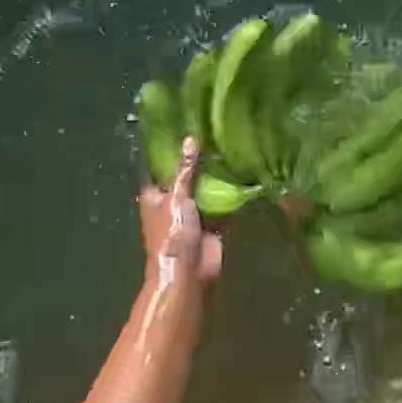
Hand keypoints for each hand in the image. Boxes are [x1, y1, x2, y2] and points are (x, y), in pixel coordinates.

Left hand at [138, 137, 222, 292]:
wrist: (190, 273)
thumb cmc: (172, 234)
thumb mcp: (177, 197)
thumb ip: (185, 170)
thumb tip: (190, 139)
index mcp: (156, 197)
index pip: (160, 169)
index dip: (170, 151)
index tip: (186, 129)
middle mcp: (173, 203)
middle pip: (186, 178)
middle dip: (199, 162)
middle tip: (217, 135)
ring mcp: (194, 214)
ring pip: (206, 189)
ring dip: (218, 176)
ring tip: (234, 148)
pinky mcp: (213, 223)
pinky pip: (224, 203)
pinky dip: (233, 193)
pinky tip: (246, 173)